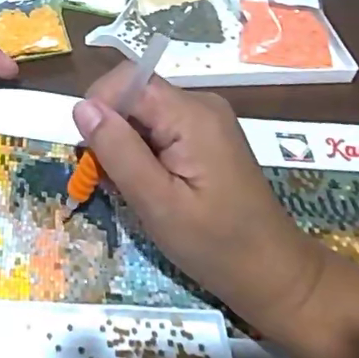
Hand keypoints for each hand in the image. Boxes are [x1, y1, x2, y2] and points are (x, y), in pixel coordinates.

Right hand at [73, 64, 325, 327]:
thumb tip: (81, 106)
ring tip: (129, 189)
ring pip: (143, 112)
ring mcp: (206, 119)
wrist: (277, 277)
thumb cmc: (217, 246)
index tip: (91, 151)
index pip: (128, 79)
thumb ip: (118, 151)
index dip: (100, 105)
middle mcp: (200, 104)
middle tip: (107, 179)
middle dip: (111, 130)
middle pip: (135, 94)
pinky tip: (148, 185)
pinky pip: (159, 127)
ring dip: (124, 144)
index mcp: (192, 114)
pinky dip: (143, 151)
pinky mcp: (206, 135)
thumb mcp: (158, 203)